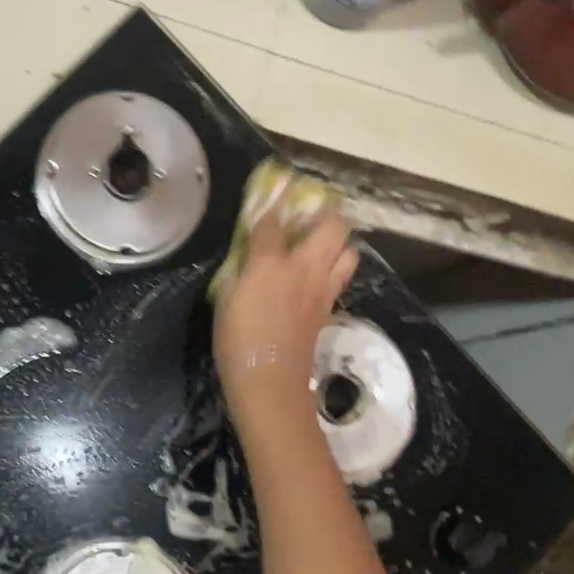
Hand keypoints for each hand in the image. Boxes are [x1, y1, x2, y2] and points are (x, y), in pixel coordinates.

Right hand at [213, 207, 358, 429]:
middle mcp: (304, 267)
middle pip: (332, 225)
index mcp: (270, 263)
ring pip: (348, 250)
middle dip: (324, 215)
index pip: (273, 221)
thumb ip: (238, 272)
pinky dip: (334, 269)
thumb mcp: (225, 301)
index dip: (272, 204)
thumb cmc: (237, 342)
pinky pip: (341, 277)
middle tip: (309, 218)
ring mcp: (323, 288)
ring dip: (337, 243)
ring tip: (320, 247)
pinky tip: (317, 277)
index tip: (273, 193)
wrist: (269, 380)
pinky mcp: (329, 308)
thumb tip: (247, 259)